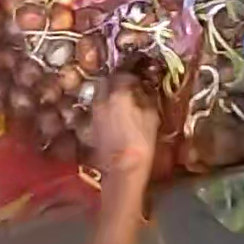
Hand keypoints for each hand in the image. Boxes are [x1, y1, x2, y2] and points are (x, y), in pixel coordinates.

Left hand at [91, 76, 159, 190]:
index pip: (123, 75)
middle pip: (107, 82)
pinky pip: (99, 108)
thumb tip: (144, 91)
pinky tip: (116, 116)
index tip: (139, 81)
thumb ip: (146, 98)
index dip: (132, 76)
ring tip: (123, 102)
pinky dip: (107, 107)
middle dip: (117, 82)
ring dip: (110, 95)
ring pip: (101, 95)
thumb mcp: (152, 116)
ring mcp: (95, 112)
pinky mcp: (91, 124)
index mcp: (118, 94)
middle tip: (129, 88)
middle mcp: (102, 99)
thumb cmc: (141, 142)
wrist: (123, 169)